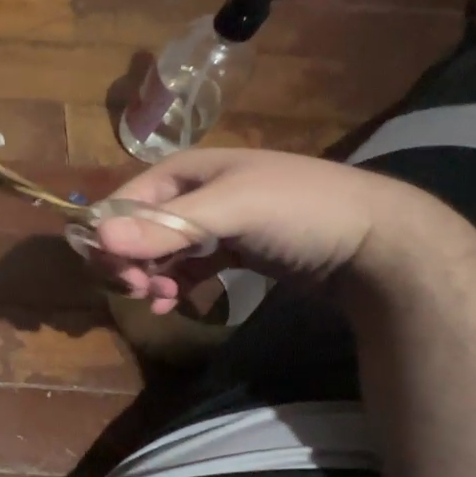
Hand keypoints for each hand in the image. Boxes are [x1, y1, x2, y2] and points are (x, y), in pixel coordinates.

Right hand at [88, 149, 460, 313]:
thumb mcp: (232, 211)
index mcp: (188, 170)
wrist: (378, 242)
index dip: (112, 236)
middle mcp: (195, 193)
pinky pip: (186, 268)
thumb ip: (166, 226)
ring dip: (150, 278)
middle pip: (138, 228)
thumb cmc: (302, 211)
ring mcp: (214, 223)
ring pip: (159, 252)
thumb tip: (97, 238)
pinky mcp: (232, 251)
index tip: (116, 274)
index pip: (125, 201)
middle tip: (140, 292)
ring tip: (161, 301)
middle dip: (130, 261)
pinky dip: (175, 286)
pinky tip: (174, 306)